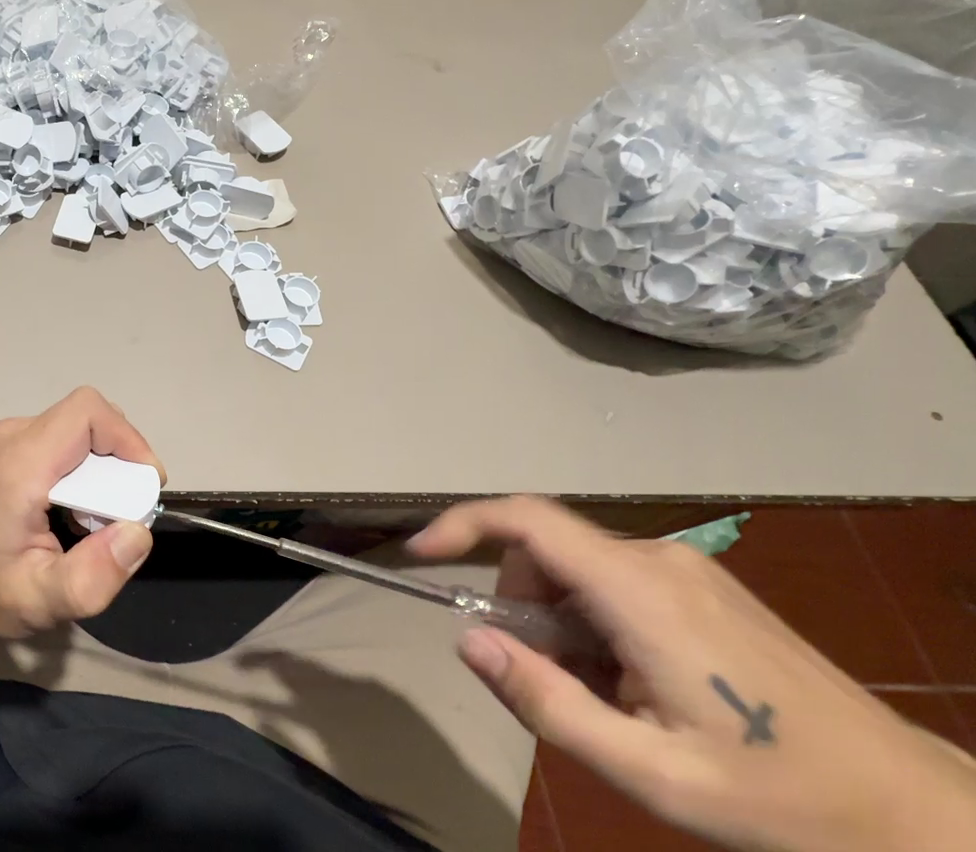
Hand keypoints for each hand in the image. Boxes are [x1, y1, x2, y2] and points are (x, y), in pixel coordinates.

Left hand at [0, 387, 160, 637]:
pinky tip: (77, 512)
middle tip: (122, 515)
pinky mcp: (10, 447)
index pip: (86, 414)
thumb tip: (138, 533)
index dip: (127, 440)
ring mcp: (9, 439)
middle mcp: (13, 438)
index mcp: (19, 466)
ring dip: (104, 469)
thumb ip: (94, 575)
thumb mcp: (43, 601)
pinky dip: (86, 470)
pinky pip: (65, 440)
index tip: (144, 488)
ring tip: (98, 520)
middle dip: (120, 463)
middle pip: (88, 419)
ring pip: (79, 429)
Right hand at [407, 496, 975, 851]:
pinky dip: (594, 629)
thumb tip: (466, 639)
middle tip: (547, 684)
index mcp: (642, 593)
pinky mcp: (703, 589)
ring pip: (576, 573)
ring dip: (560, 628)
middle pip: (545, 554)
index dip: (462, 523)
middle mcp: (660, 561)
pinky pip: (613, 586)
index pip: (528, 521)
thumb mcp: (647, 770)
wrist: (914, 813)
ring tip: (607, 702)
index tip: (419, 554)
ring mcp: (688, 572)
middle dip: (520, 609)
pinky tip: (636, 689)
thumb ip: (545, 700)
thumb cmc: (779, 796)